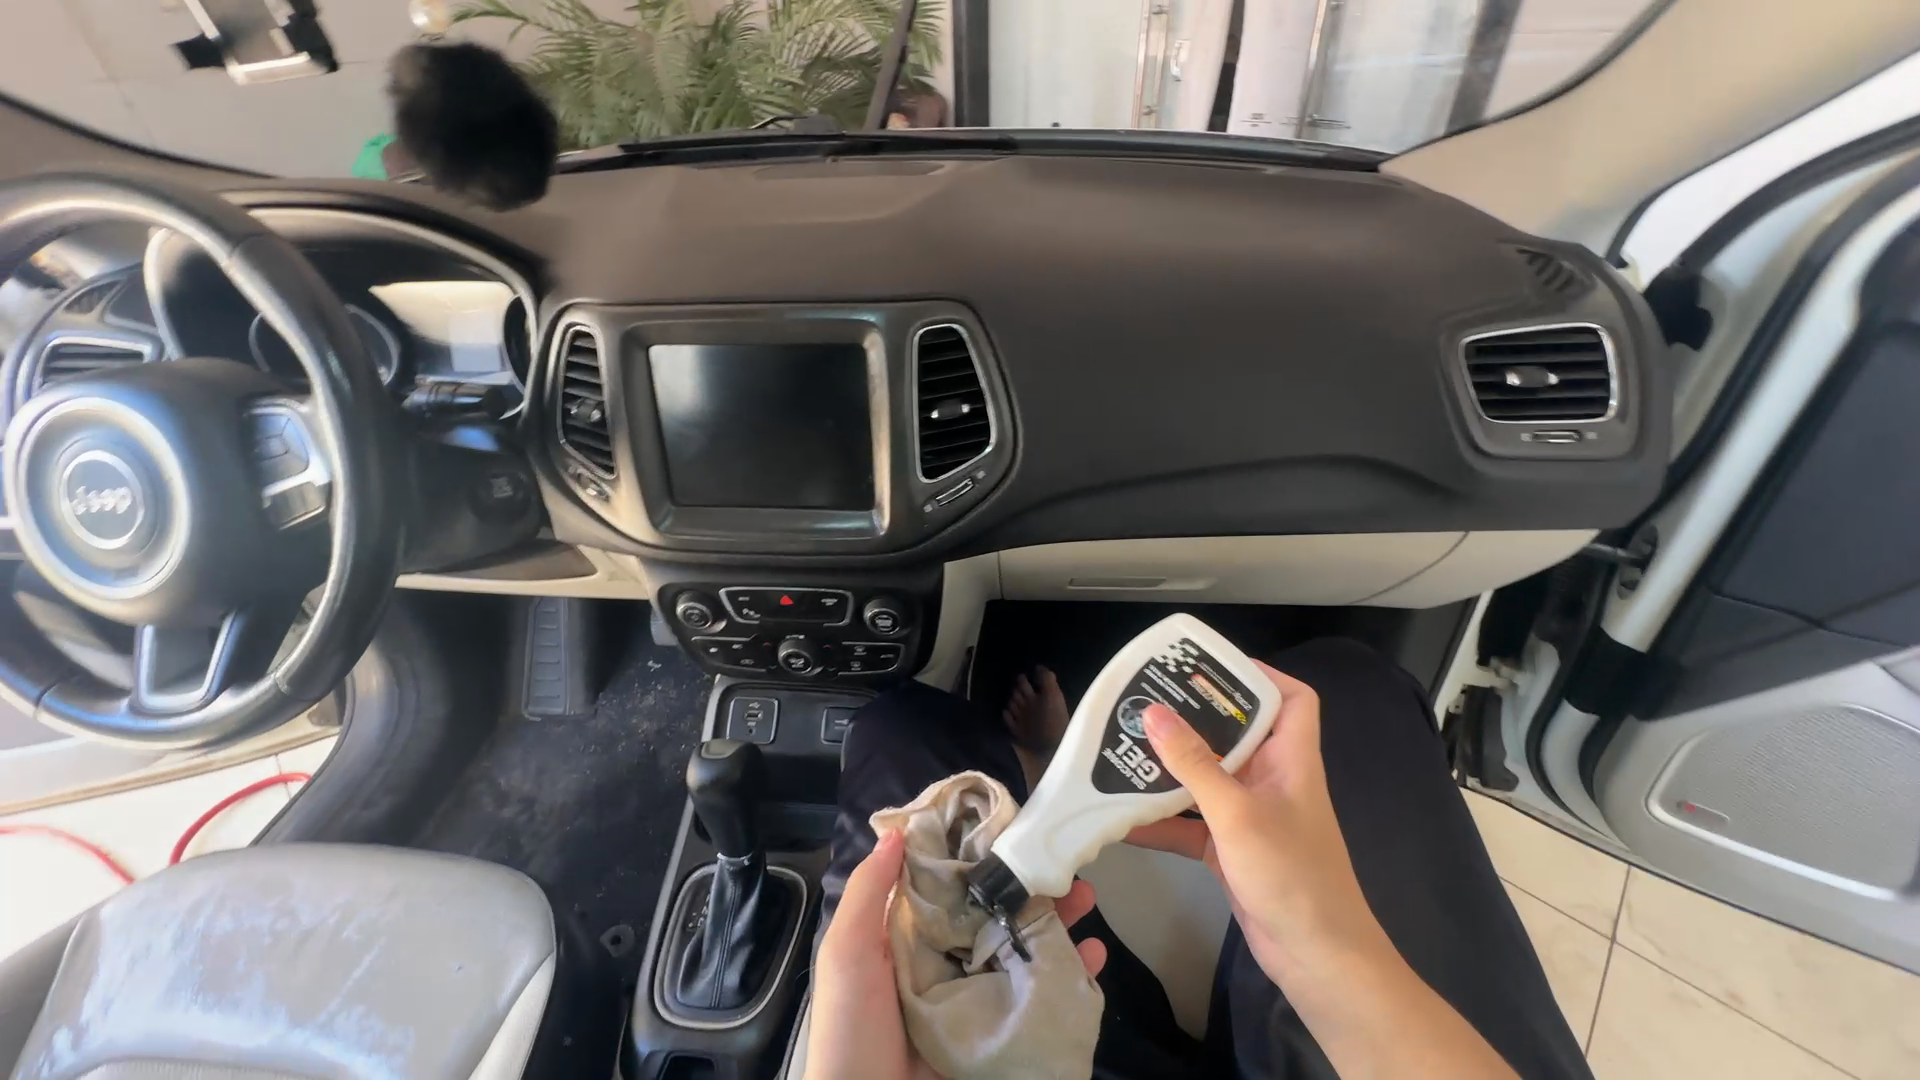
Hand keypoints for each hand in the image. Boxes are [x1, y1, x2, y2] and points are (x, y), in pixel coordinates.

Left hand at [803, 829, 1107, 1079]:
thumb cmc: (853, 1028)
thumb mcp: (848, 954)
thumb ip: (867, 892)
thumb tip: (896, 829)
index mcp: (911, 934)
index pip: (951, 882)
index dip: (980, 853)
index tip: (1013, 824)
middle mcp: (948, 956)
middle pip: (996, 909)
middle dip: (1031, 884)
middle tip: (1064, 861)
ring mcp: (978, 993)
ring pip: (1024, 945)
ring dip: (1058, 920)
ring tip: (1088, 898)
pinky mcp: (1001, 1029)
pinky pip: (1040, 996)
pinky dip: (1072, 975)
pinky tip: (1095, 955)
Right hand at [1125, 661, 1385, 985]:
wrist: (1317, 959)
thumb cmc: (1290, 874)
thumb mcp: (1236, 813)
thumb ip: (1193, 763)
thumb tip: (1153, 713)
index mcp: (1290, 759)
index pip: (1292, 699)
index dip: (1259, 675)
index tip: (1210, 667)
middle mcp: (1271, 779)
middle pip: (1235, 733)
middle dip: (1194, 718)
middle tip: (1147, 701)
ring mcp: (1250, 814)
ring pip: (1207, 776)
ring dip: (1171, 768)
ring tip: (1125, 748)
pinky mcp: (1231, 847)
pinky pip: (1191, 821)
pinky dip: (1162, 820)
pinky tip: (1123, 819)